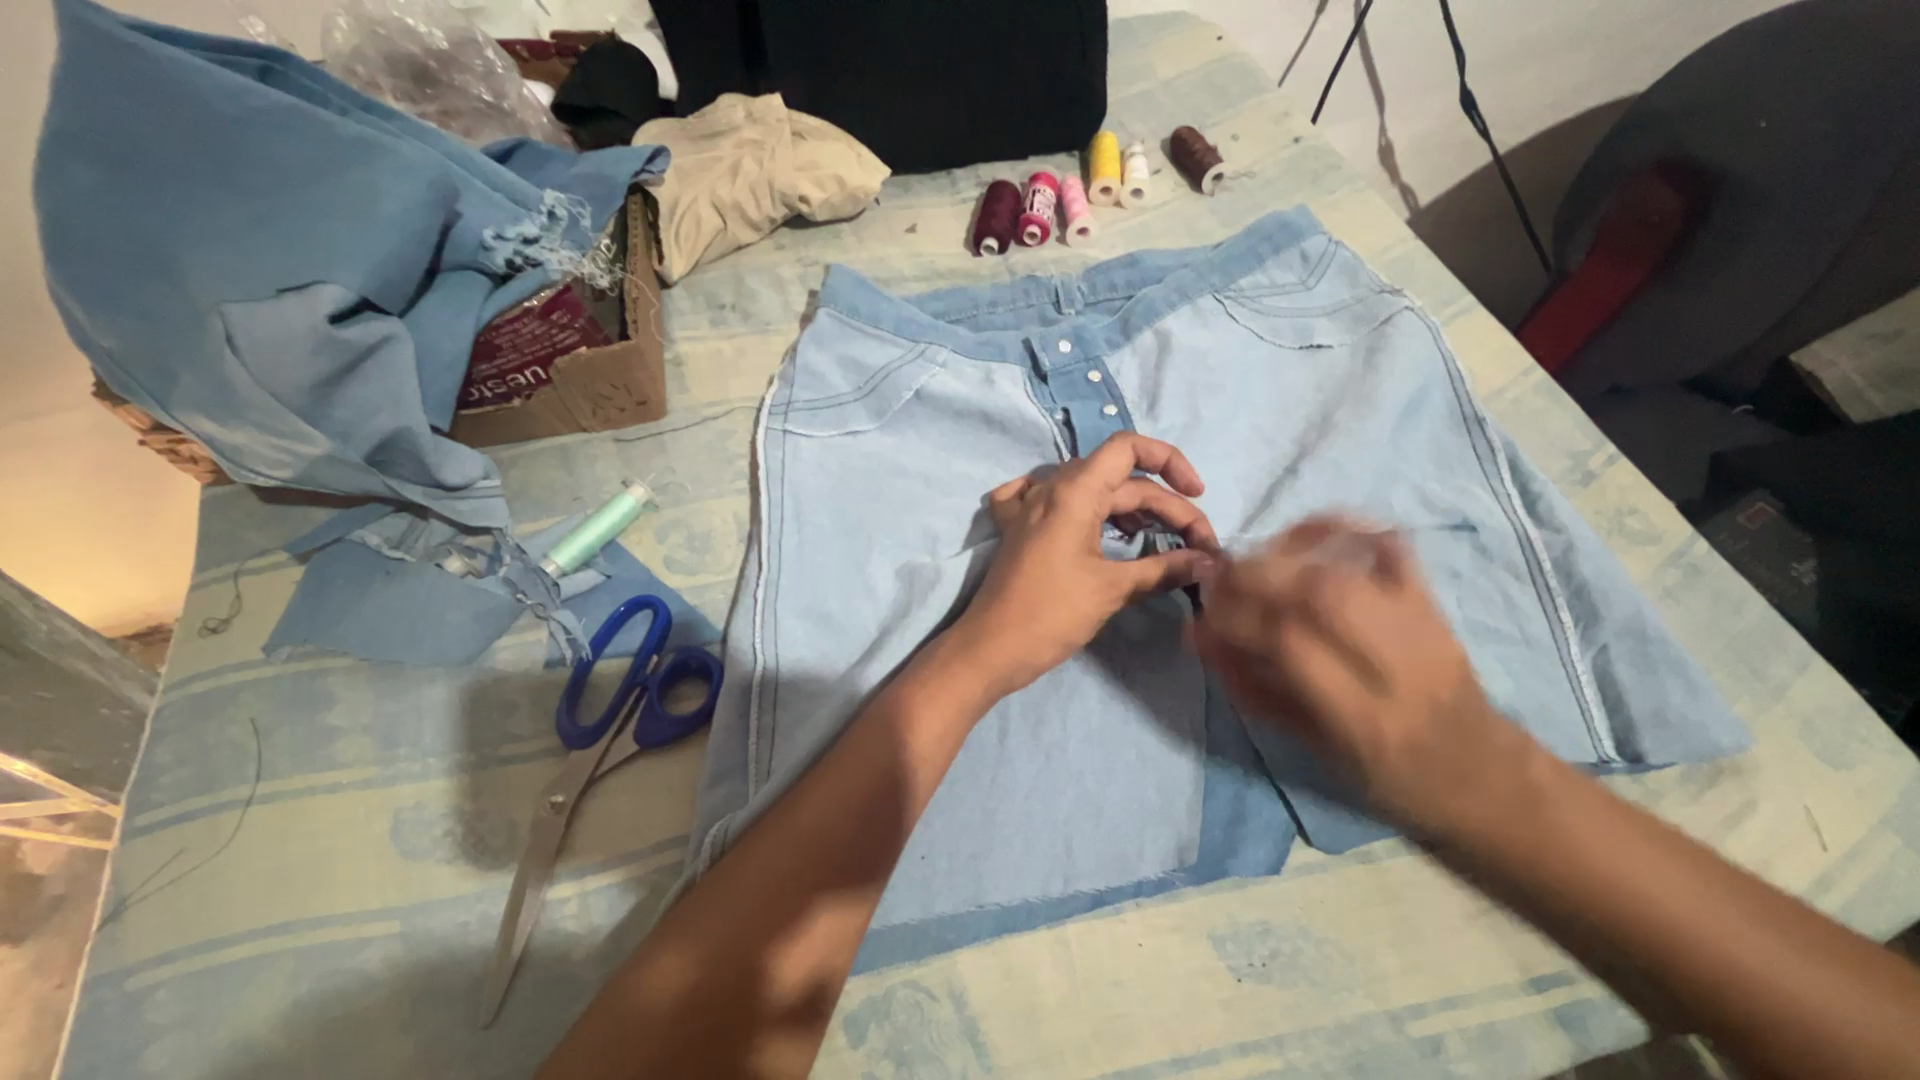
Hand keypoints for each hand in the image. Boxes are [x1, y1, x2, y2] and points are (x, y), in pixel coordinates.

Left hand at [952, 433, 1221, 697]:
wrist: (989, 649)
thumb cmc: (1051, 614)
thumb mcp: (1113, 590)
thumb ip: (1164, 569)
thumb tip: (1208, 563)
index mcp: (1073, 491)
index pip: (1129, 448)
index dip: (1170, 462)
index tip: (1197, 495)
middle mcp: (1050, 488)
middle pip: (1120, 479)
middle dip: (1164, 507)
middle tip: (1197, 547)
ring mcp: (1028, 507)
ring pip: (1092, 492)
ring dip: (1130, 510)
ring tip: (1160, 538)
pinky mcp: (1016, 530)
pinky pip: (1051, 501)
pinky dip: (1080, 507)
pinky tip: (1092, 522)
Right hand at [1191, 515, 1539, 831]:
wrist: (1484, 774)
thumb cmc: (1388, 778)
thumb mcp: (1316, 752)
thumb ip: (1256, 690)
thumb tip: (1202, 638)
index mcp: (1364, 716)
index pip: (1290, 644)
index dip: (1236, 620)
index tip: (1203, 618)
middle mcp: (1398, 663)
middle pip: (1320, 591)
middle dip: (1255, 575)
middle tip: (1220, 579)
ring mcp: (1421, 625)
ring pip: (1350, 566)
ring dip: (1287, 550)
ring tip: (1254, 560)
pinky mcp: (1434, 603)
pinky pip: (1391, 548)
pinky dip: (1345, 528)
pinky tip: (1308, 533)